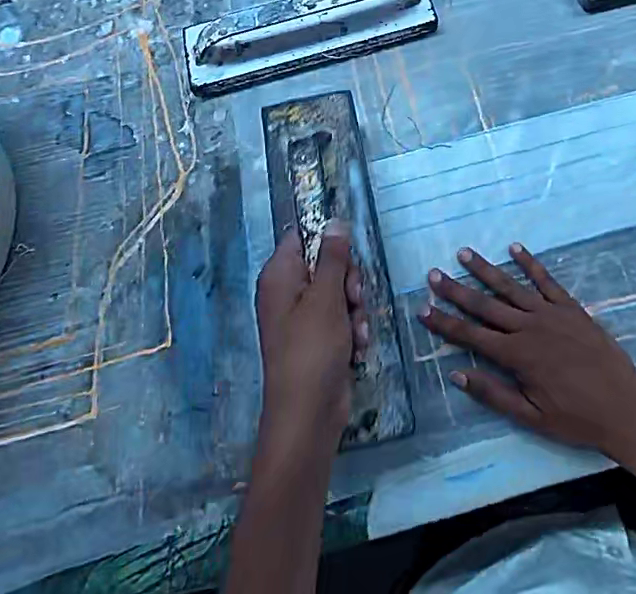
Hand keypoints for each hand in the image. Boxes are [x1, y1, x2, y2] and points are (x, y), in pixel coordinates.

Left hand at [255, 222, 367, 453]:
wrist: (308, 413)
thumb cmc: (312, 348)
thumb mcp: (326, 297)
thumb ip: (333, 257)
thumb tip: (334, 222)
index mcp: (279, 274)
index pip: (302, 237)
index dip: (327, 242)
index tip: (347, 255)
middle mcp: (287, 291)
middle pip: (325, 264)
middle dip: (347, 281)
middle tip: (353, 298)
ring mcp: (302, 316)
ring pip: (338, 292)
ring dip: (354, 309)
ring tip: (355, 331)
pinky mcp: (317, 337)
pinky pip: (340, 318)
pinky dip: (351, 329)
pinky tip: (356, 346)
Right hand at [419, 242, 635, 453]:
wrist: (626, 410)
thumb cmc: (576, 418)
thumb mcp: (531, 416)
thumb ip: (493, 394)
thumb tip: (456, 373)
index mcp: (516, 355)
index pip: (470, 335)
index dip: (444, 322)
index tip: (422, 309)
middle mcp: (529, 327)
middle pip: (484, 305)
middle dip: (455, 289)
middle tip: (433, 274)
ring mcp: (550, 314)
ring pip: (510, 287)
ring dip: (485, 269)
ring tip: (464, 253)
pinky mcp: (571, 309)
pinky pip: (547, 281)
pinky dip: (530, 264)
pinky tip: (515, 248)